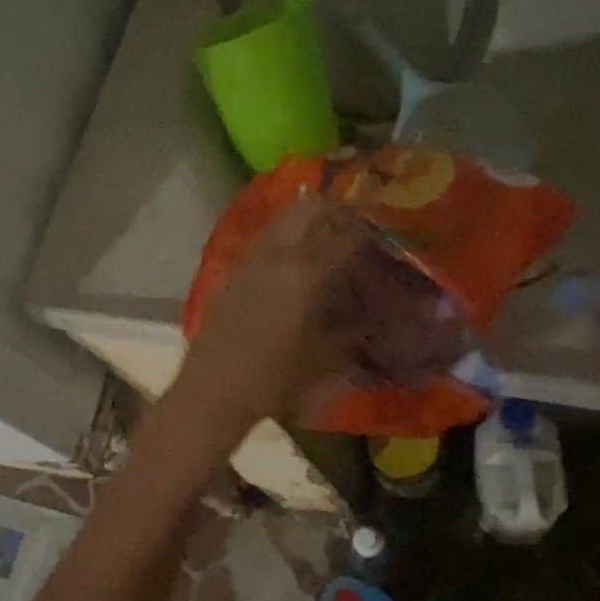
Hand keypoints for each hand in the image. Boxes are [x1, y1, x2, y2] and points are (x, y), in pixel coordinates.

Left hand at [173, 197, 368, 435]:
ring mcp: (251, 259)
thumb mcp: (327, 358)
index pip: (349, 234)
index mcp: (306, 273)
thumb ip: (357, 329)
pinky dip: (288, 240)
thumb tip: (379, 314)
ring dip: (311, 222)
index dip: (373, 234)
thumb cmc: (275, 381)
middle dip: (340, 213)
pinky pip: (267, 239)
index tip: (386, 242)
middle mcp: (278, 254)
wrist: (213, 392)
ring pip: (285, 218)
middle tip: (357, 233)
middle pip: (312, 208)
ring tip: (328, 245)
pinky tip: (297, 268)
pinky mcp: (233, 271)